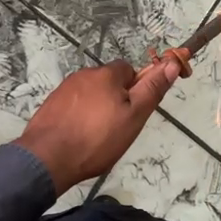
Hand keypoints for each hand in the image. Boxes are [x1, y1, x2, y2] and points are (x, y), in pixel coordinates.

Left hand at [14, 55, 185, 194]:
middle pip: (108, 82)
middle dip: (115, 100)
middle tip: (116, 129)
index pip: (128, 70)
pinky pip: (73, 105)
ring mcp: (64, 89)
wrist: (48, 157)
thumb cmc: (97, 139)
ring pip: (90, 94)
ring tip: (96, 137)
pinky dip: (78, 117)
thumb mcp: (133, 117)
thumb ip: (152, 89)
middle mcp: (84, 74)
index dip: (134, 90)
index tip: (132, 113)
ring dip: (96, 108)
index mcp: (106, 74)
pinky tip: (77, 137)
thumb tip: (172, 63)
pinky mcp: (51, 104)